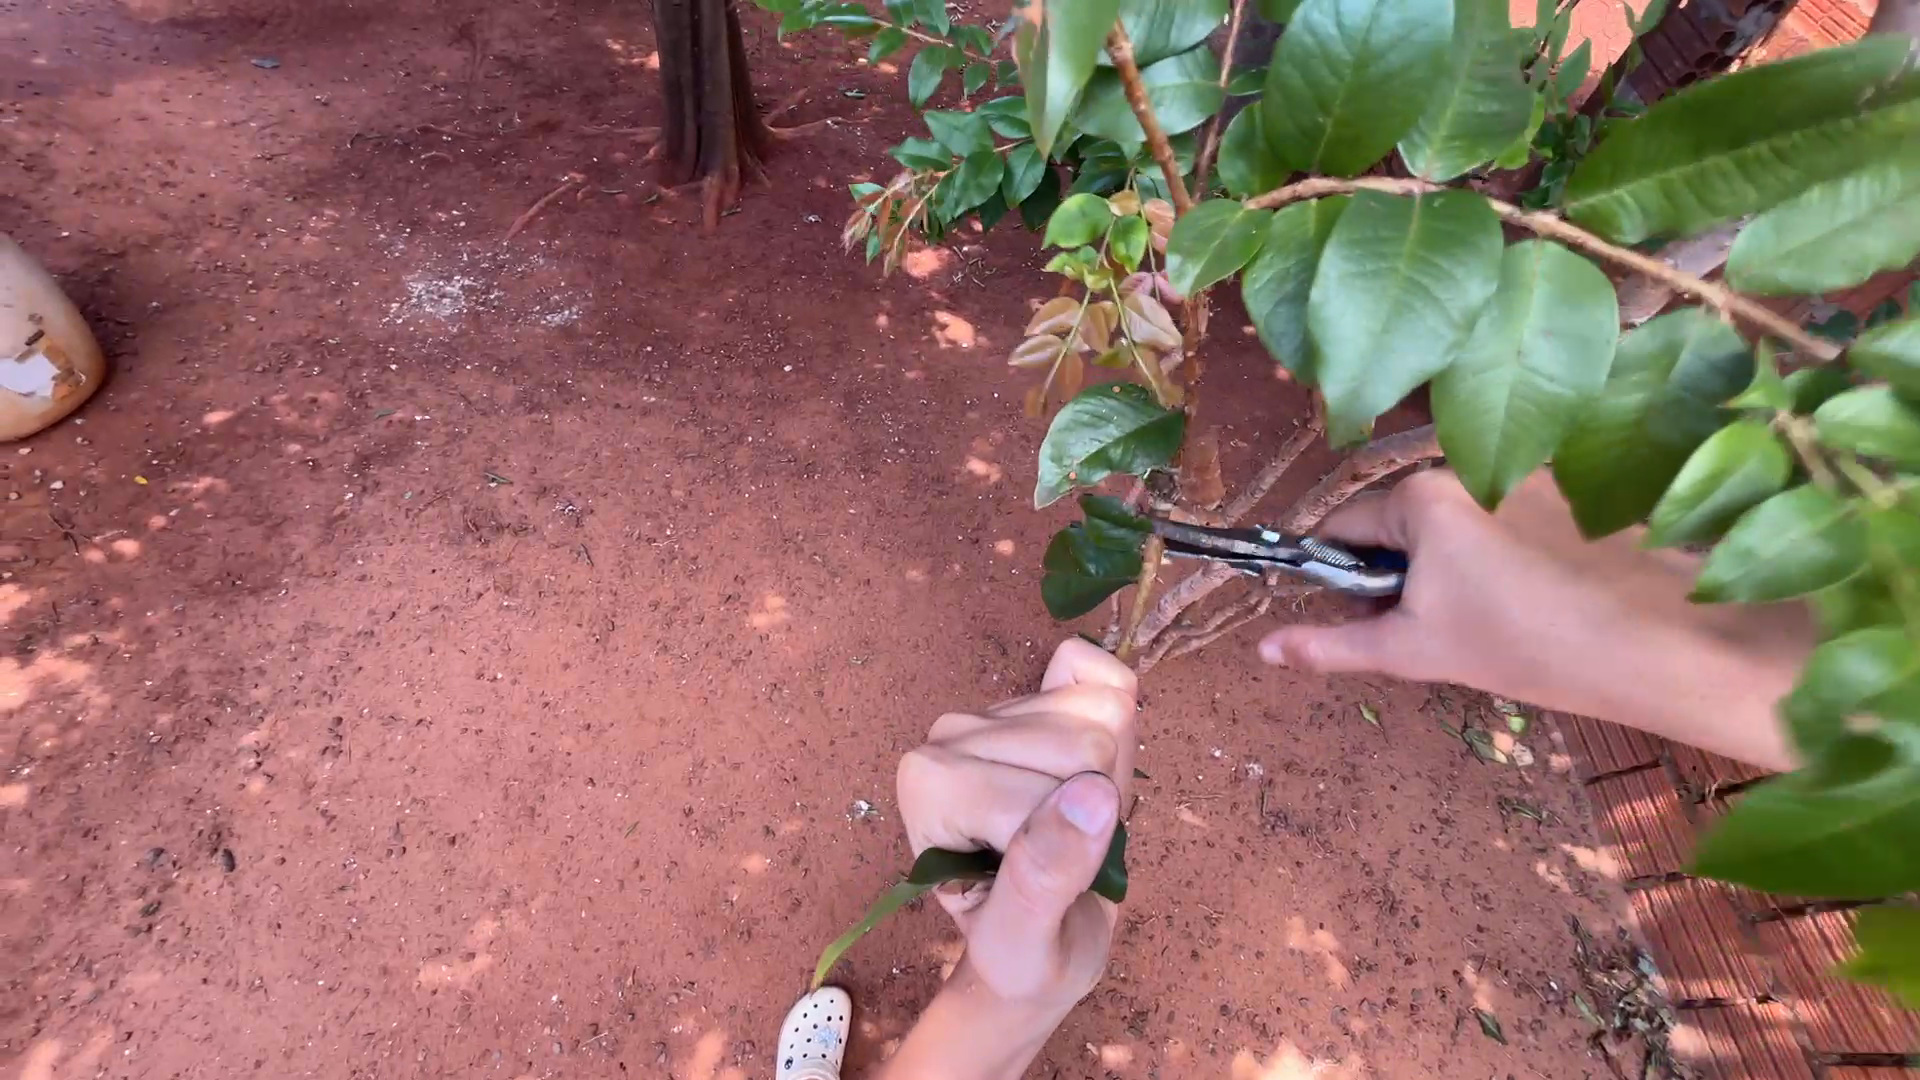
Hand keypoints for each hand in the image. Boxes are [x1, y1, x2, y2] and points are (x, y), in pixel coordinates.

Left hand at [895, 637, 1136, 1014]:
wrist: (1036, 945)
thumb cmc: (1023, 952)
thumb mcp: (1024, 946)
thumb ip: (1043, 877)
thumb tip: (1090, 794)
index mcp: (927, 784)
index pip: (1042, 794)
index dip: (1068, 850)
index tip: (1047, 884)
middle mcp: (949, 731)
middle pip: (1079, 743)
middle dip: (1093, 807)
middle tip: (1068, 851)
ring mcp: (993, 706)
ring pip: (1100, 713)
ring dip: (1108, 776)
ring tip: (1072, 821)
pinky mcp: (1034, 691)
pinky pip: (1096, 667)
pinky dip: (1117, 710)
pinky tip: (1089, 760)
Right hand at [1258, 469, 1808, 770]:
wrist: (1673, 651)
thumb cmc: (1523, 646)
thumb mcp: (1412, 650)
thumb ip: (1331, 645)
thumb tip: (1262, 651)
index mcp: (1419, 496)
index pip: (1342, 527)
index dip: (1340, 575)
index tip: (1365, 615)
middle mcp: (1466, 469)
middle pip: (1397, 525)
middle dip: (1397, 573)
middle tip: (1431, 626)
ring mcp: (1525, 474)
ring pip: (1450, 525)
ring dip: (1446, 565)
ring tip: (1489, 616)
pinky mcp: (1575, 489)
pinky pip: (1500, 520)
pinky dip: (1497, 553)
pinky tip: (1535, 594)